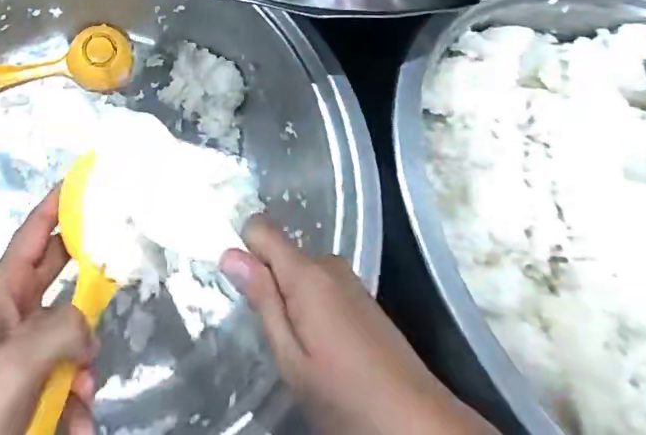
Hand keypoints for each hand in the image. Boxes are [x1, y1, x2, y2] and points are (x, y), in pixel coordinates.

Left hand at [0, 187, 99, 434]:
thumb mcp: (17, 360)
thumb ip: (63, 327)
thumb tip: (90, 328)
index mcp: (1, 292)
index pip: (34, 233)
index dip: (58, 203)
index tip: (86, 176)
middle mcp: (14, 315)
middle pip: (60, 277)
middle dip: (90, 281)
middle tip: (119, 266)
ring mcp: (21, 355)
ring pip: (72, 339)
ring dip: (84, 369)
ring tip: (82, 401)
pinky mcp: (29, 393)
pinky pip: (66, 385)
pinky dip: (76, 407)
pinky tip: (76, 428)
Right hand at [221, 216, 496, 434]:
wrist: (416, 419)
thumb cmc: (345, 393)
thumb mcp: (291, 358)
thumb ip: (263, 301)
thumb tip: (230, 253)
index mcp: (308, 274)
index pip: (262, 229)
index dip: (243, 247)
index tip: (235, 282)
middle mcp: (330, 265)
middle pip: (282, 254)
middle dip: (269, 283)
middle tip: (268, 333)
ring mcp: (350, 280)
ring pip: (303, 273)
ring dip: (292, 300)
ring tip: (295, 347)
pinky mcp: (364, 299)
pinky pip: (323, 287)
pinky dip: (313, 308)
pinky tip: (321, 348)